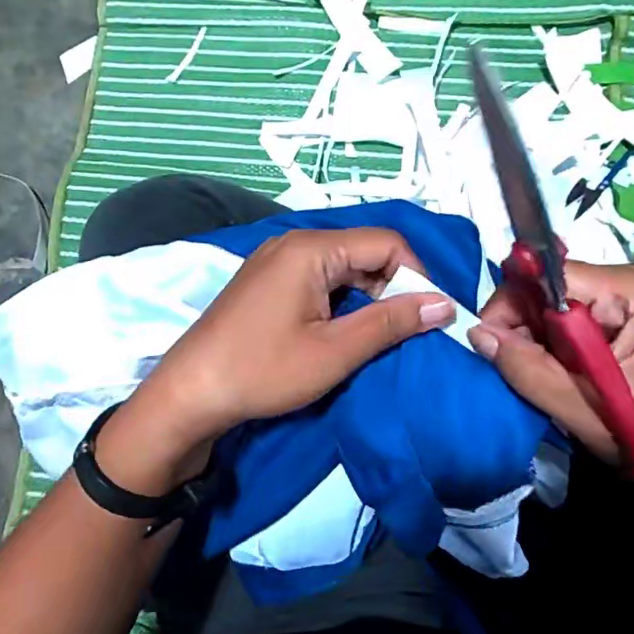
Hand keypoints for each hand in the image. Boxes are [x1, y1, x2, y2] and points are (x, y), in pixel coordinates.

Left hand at [105, 228, 455, 488]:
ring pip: (342, 267)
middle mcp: (293, 242)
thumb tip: (443, 303)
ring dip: (366, 297)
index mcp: (311, 248)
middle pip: (363, 251)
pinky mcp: (266, 280)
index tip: (428, 316)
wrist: (190, 391)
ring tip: (373, 338)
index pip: (386, 242)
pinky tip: (341, 332)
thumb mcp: (335, 351)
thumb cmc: (263, 370)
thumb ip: (391, 323)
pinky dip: (340, 300)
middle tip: (404, 333)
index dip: (416, 275)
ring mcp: (276, 260)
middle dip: (392, 287)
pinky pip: (318, 278)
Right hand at [466, 233, 633, 487]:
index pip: (548, 275)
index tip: (491, 346)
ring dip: (538, 341)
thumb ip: (531, 371)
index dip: (512, 306)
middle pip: (547, 289)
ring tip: (544, 378)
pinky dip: (553, 339)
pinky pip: (571, 317)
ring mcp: (627, 299)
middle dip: (523, 327)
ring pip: (553, 307)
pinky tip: (553, 350)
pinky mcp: (621, 318)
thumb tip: (477, 333)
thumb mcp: (590, 410)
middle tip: (519, 371)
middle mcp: (630, 282)